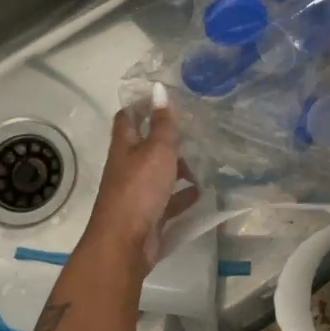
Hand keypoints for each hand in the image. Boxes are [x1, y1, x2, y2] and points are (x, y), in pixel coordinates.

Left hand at [84, 90, 200, 273]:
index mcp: (125, 146)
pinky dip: (183, 195)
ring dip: (179, 167)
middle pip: (146, 146)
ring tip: (205, 160)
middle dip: (168, 138)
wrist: (124, 243)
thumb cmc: (139, 189)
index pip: (128, 117)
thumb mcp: (156, 150)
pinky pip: (169, 200)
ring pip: (160, 173)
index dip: (142, 105)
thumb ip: (162, 122)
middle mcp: (129, 166)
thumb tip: (158, 88)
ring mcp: (138, 192)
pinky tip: (202, 191)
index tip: (164, 98)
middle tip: (195, 129)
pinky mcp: (149, 215)